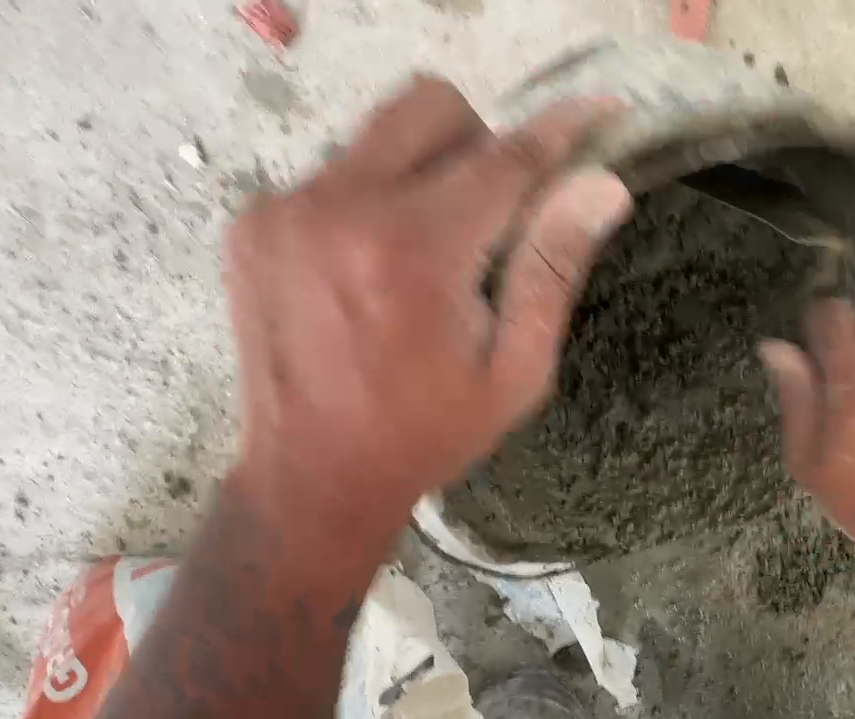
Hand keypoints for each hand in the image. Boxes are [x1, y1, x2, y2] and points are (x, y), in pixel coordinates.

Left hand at [223, 77, 632, 562]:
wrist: (314, 475)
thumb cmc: (430, 433)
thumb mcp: (515, 371)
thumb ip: (552, 270)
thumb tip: (602, 188)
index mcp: (415, 254)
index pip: (504, 160)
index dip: (560, 130)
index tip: (601, 109)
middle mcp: (341, 207)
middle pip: (431, 106)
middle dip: (481, 144)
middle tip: (494, 218)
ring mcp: (284, 208)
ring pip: (378, 133)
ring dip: (424, 174)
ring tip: (427, 258)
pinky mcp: (252, 220)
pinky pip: (334, 171)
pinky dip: (372, 202)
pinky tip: (373, 273)